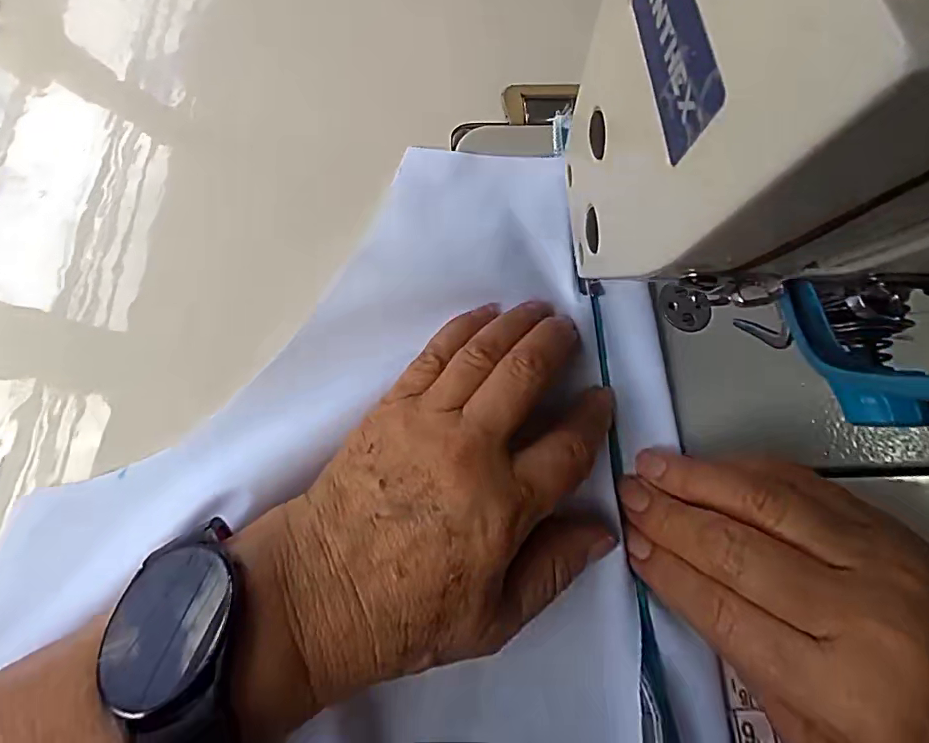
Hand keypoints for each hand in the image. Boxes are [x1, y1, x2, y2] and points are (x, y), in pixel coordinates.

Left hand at [229, 301, 617, 734]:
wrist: (325, 582)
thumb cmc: (409, 610)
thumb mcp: (496, 619)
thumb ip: (554, 570)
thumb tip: (602, 529)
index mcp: (505, 504)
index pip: (566, 447)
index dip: (591, 418)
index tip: (602, 397)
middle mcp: (470, 449)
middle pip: (522, 379)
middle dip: (552, 347)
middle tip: (568, 330)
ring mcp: (426, 421)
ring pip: (479, 357)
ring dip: (511, 327)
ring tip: (535, 310)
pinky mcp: (391, 406)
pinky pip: (433, 356)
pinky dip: (460, 330)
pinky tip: (481, 316)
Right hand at [618, 451, 928, 742]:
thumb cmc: (906, 738)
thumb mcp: (815, 733)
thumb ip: (744, 659)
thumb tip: (671, 576)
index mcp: (851, 691)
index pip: (727, 612)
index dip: (669, 571)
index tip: (631, 543)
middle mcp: (871, 621)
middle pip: (739, 550)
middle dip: (670, 518)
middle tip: (628, 495)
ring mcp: (888, 566)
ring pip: (765, 503)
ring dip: (696, 479)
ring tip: (651, 466)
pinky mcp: (895, 532)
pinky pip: (803, 484)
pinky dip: (744, 467)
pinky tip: (706, 465)